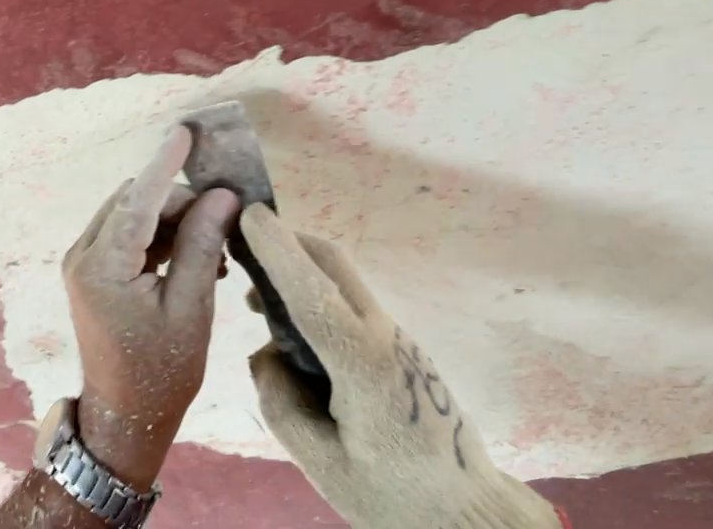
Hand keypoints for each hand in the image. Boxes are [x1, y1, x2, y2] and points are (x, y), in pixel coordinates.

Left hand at [60, 126, 240, 488]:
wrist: (123, 418)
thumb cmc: (161, 372)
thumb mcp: (191, 310)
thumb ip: (202, 246)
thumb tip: (221, 196)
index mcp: (101, 266)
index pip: (138, 199)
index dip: (165, 164)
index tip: (186, 132)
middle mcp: (83, 255)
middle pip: (134, 202)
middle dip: (178, 203)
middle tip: (223, 224)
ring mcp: (82, 262)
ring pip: (131, 215)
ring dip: (172, 221)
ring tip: (214, 250)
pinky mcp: (90, 271)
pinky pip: (126, 235)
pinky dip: (159, 238)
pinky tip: (194, 259)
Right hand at [241, 205, 561, 528]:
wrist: (470, 516)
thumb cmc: (394, 497)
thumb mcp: (322, 463)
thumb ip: (279, 400)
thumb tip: (266, 354)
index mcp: (364, 367)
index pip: (313, 294)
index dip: (278, 250)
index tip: (249, 214)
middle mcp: (384, 337)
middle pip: (332, 263)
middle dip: (286, 241)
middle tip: (242, 248)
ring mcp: (397, 338)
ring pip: (340, 280)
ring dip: (298, 272)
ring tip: (259, 304)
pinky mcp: (398, 346)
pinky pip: (348, 304)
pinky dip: (314, 297)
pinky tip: (294, 336)